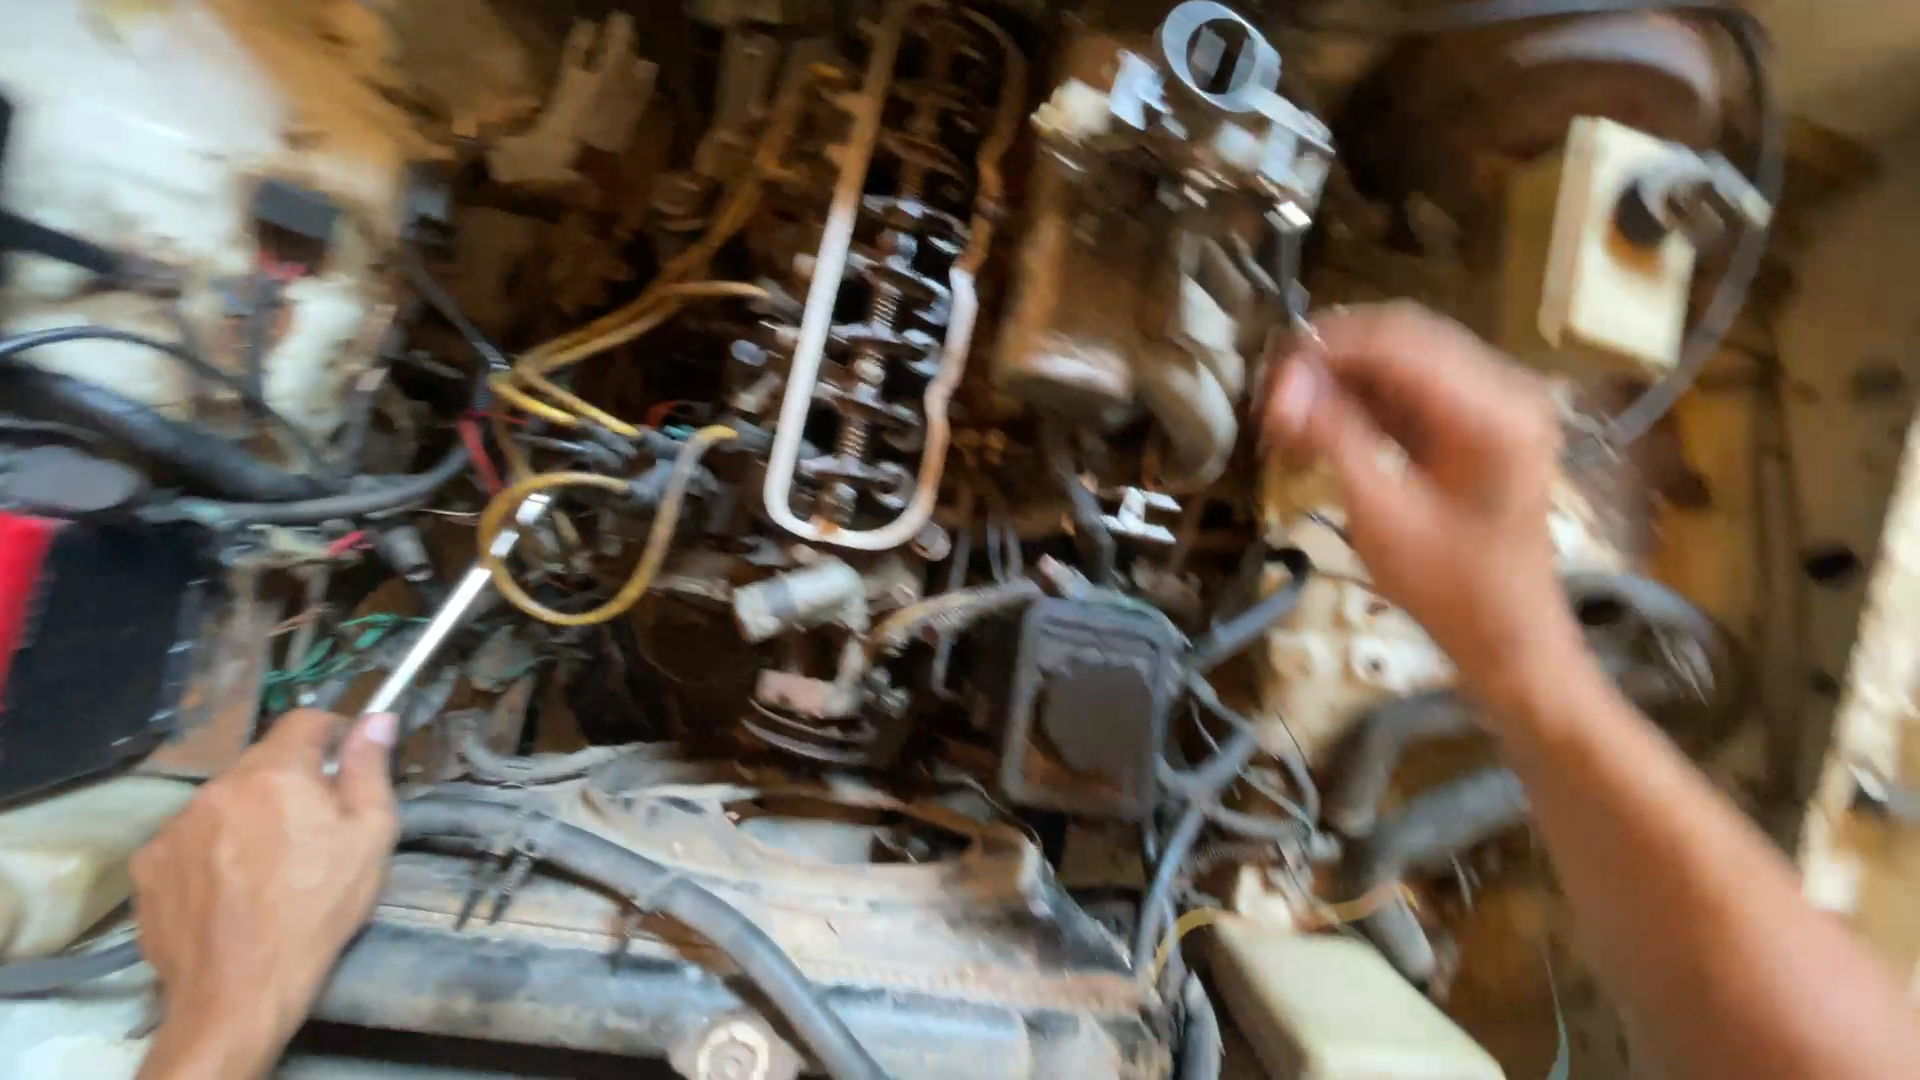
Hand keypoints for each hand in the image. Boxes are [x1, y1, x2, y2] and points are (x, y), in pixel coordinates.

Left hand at [133, 710, 398, 1079]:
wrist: (242, 986)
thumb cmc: (323, 902)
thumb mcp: (372, 831)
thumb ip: (370, 767)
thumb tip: (378, 718)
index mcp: (276, 774)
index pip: (304, 719)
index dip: (334, 730)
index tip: (349, 758)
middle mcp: (217, 789)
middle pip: (264, 760)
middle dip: (294, 776)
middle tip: (318, 819)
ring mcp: (174, 828)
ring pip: (227, 797)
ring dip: (252, 809)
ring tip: (274, 856)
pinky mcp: (148, 865)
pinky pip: (192, 833)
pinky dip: (216, 842)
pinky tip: (235, 879)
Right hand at [1261, 303, 1588, 718]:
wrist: (1505, 631)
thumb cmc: (1447, 584)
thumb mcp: (1381, 512)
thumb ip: (1335, 438)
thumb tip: (1284, 388)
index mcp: (1492, 409)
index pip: (1395, 342)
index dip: (1323, 353)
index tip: (1267, 386)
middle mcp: (1503, 387)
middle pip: (1398, 339)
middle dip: (1326, 363)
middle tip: (1270, 400)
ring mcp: (1493, 401)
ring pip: (1398, 359)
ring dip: (1338, 380)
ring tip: (1286, 418)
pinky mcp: (1476, 420)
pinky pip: (1407, 388)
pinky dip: (1359, 400)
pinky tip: (1318, 426)